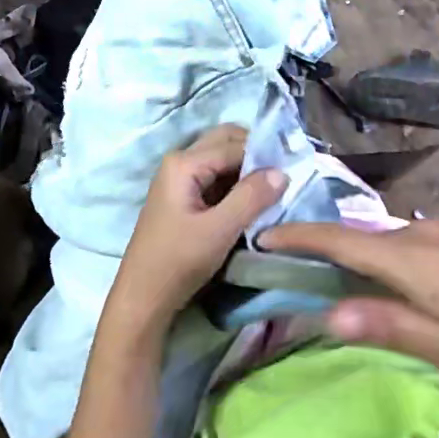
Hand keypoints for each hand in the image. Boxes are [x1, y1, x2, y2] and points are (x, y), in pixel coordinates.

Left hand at [109, 125, 286, 321]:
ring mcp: (180, 178)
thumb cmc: (179, 261)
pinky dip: (236, 182)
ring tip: (275, 185)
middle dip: (255, 152)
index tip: (294, 167)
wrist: (144, 296)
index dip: (264, 155)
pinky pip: (215, 176)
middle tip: (284, 170)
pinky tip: (255, 198)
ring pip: (221, 159)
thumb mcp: (220, 230)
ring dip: (246, 168)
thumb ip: (251, 198)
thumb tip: (282, 172)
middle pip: (225, 142)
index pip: (234, 145)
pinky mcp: (184, 196)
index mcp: (184, 163)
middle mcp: (180, 161)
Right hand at [260, 217, 438, 411]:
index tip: (260, 234)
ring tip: (332, 281)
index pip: (341, 239)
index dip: (298, 236)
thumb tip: (324, 312)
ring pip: (386, 239)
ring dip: (355, 255)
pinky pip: (410, 241)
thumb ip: (386, 325)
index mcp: (418, 258)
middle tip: (289, 272)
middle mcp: (428, 232)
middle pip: (360, 236)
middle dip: (321, 248)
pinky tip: (391, 282)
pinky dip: (385, 256)